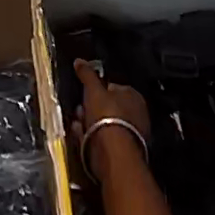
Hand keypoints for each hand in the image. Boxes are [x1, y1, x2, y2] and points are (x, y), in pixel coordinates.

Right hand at [71, 59, 150, 178]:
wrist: (113, 154)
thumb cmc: (106, 115)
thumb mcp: (93, 89)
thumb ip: (87, 74)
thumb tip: (79, 61)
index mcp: (134, 96)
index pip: (114, 88)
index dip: (97, 89)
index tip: (85, 92)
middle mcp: (137, 115)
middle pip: (109, 107)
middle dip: (92, 108)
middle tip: (79, 109)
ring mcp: (131, 135)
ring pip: (105, 125)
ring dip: (89, 123)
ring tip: (77, 123)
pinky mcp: (122, 153)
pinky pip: (104, 140)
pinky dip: (91, 137)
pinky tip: (80, 136)